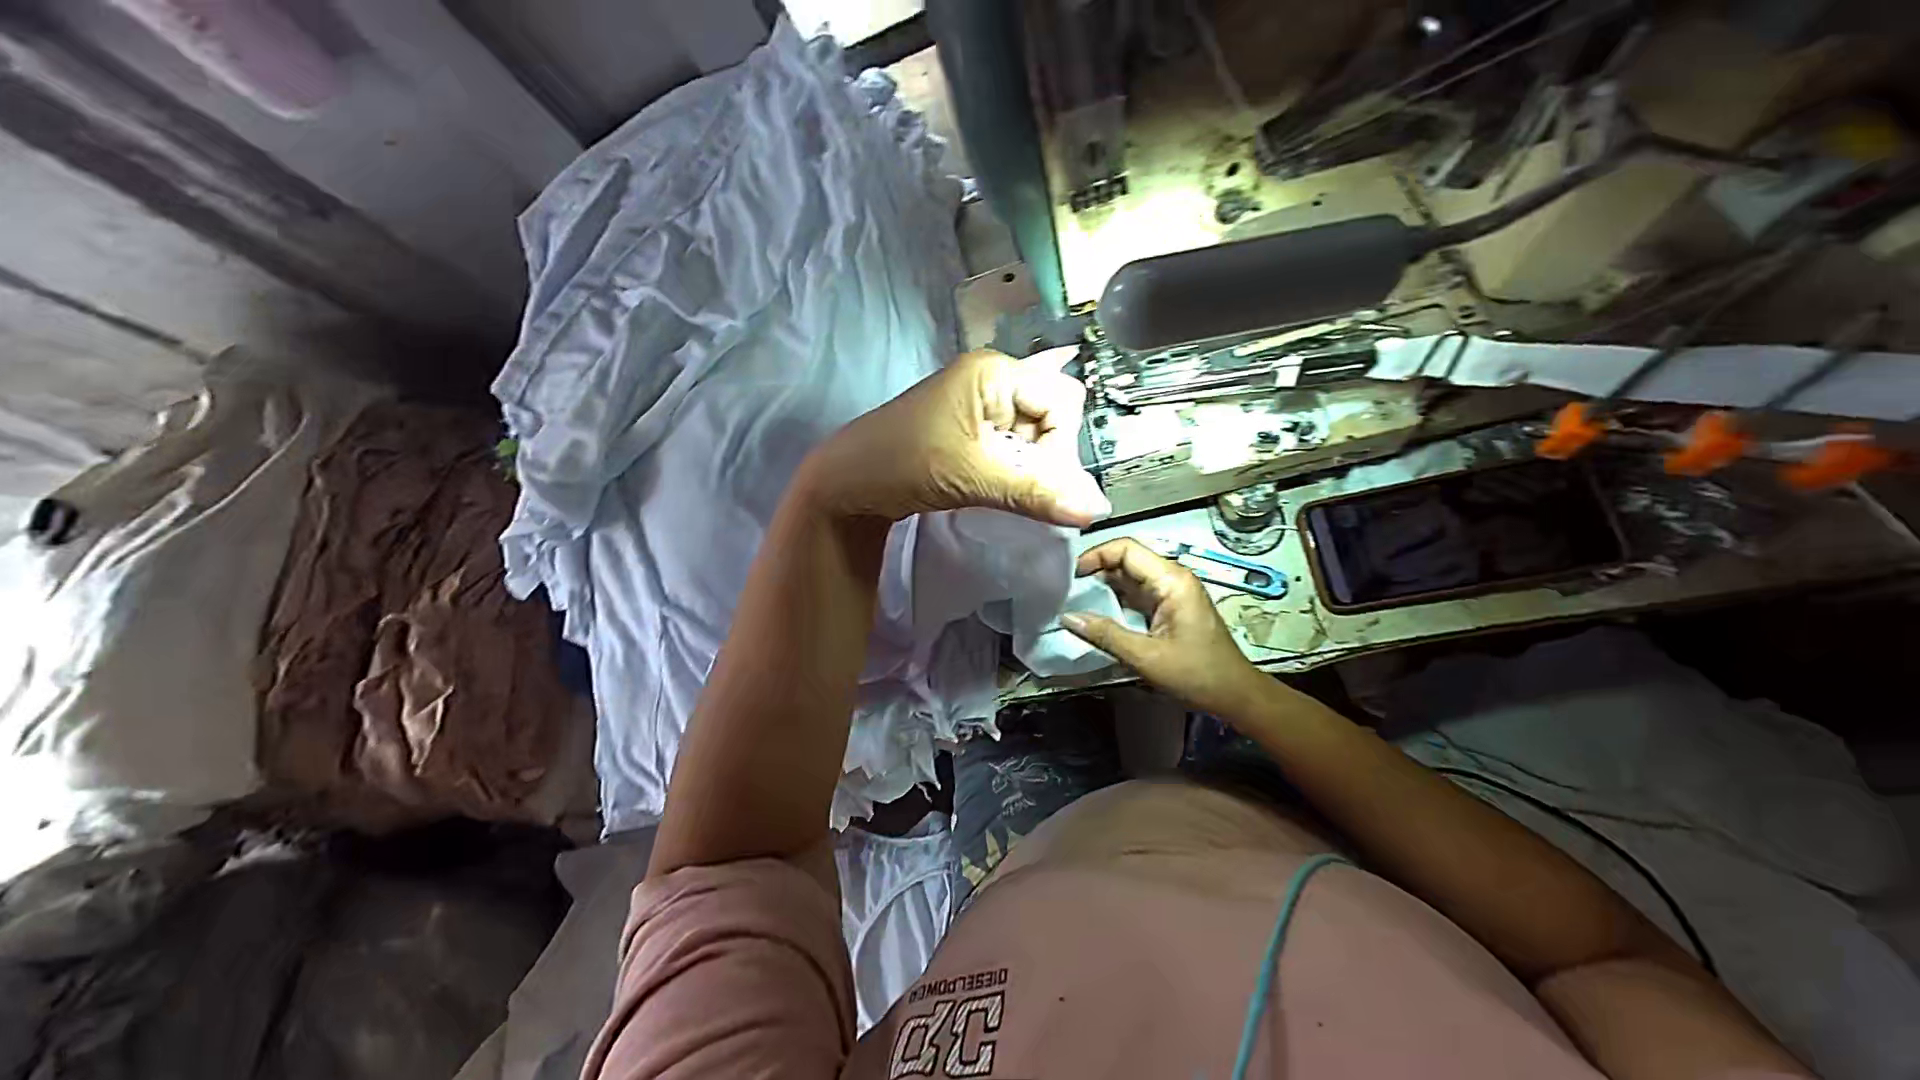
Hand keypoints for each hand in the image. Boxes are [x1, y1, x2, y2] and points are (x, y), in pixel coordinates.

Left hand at [798, 349, 1110, 526]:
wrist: (845, 484)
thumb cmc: (901, 463)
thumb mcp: (971, 477)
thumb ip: (1033, 492)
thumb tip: (1093, 510)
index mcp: (993, 373)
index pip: (1060, 401)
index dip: (1059, 444)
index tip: (1043, 481)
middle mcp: (991, 383)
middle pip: (1049, 419)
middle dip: (1046, 460)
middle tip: (1024, 492)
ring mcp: (979, 409)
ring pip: (1032, 440)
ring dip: (1028, 472)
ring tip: (1003, 493)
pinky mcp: (970, 435)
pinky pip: (1011, 451)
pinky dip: (1012, 475)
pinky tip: (999, 492)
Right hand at [1060, 538, 1269, 716]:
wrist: (1235, 695)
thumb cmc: (1196, 674)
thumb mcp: (1146, 657)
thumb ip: (1105, 634)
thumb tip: (1067, 617)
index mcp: (1172, 580)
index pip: (1127, 549)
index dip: (1096, 555)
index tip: (1072, 575)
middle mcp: (1173, 578)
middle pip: (1127, 560)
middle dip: (1096, 570)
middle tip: (1067, 589)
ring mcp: (1172, 593)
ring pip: (1130, 578)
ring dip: (1103, 586)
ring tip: (1075, 600)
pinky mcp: (1169, 608)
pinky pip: (1137, 594)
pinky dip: (1115, 600)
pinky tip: (1096, 613)